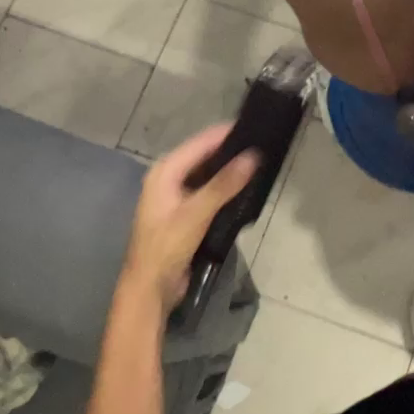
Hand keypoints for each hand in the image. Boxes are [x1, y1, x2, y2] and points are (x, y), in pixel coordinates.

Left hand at [118, 125, 259, 313]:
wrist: (150, 288)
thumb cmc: (167, 246)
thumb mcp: (196, 213)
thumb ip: (224, 184)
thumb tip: (253, 156)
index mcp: (165, 171)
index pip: (202, 142)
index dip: (227, 133)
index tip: (257, 125)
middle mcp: (169, 178)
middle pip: (205, 156)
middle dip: (231, 151)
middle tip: (263, 145)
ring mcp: (177, 196)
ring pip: (208, 174)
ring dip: (229, 170)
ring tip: (260, 162)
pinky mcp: (186, 212)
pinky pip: (209, 191)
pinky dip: (225, 188)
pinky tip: (245, 188)